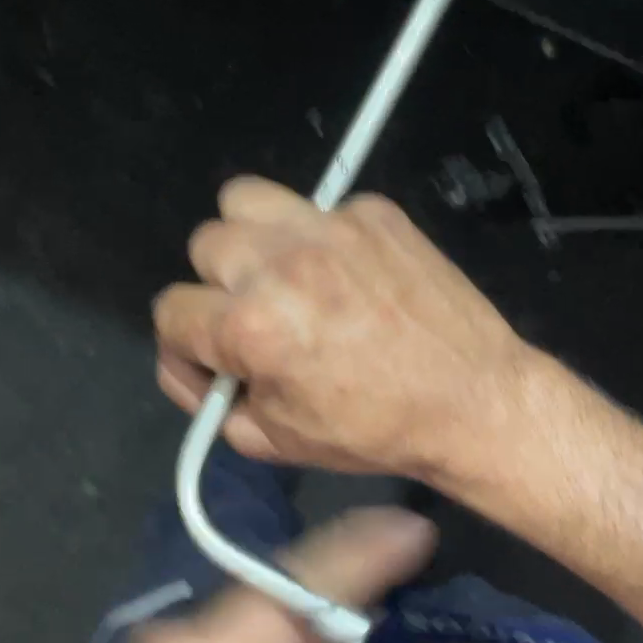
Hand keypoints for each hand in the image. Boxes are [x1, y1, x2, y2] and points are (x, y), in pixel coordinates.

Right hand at [154, 176, 532, 480]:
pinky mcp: (372, 212)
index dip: (186, 345)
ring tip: (283, 273)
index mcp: (252, 327)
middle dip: (219, 288)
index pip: (170, 312)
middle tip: (259, 318)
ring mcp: (329, 228)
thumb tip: (193, 366)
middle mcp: (281, 264)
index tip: (216, 360)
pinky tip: (346, 274)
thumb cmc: (374, 432)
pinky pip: (316, 208)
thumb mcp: (275, 441)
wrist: (472, 401)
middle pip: (205, 245)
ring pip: (245, 201)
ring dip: (252, 238)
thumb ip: (214, 403)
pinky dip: (317, 239)